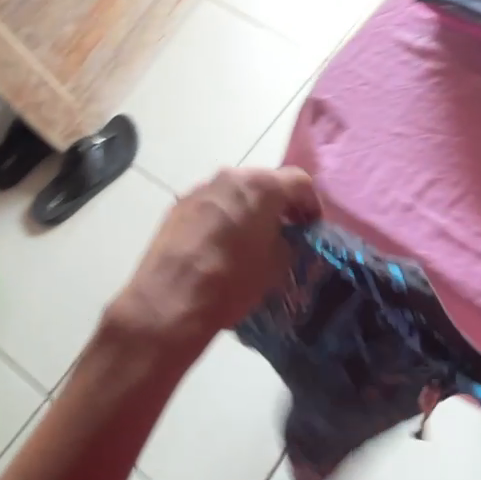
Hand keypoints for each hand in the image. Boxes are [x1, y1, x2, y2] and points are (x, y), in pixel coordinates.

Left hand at [108, 167, 320, 349]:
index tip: (312, 227)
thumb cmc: (232, 282)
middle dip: (278, 204)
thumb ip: (288, 242)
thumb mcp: (277, 265)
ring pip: (235, 192)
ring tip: (251, 239)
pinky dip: (223, 217)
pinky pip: (212, 205)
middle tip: (285, 231)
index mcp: (262, 186)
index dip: (311, 204)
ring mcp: (200, 189)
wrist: (169, 302)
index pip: (300, 182)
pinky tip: (221, 245)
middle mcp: (231, 177)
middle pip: (265, 182)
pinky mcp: (178, 205)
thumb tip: (285, 238)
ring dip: (248, 209)